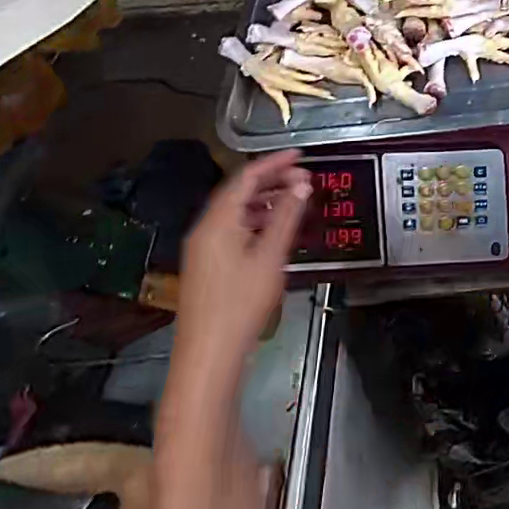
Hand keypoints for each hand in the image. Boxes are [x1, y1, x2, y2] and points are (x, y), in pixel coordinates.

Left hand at [175, 150, 310, 369]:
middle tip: (303, 176)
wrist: (209, 353)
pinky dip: (257, 219)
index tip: (300, 155)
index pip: (245, 179)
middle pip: (238, 193)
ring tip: (296, 198)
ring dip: (266, 200)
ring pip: (236, 212)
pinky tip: (277, 227)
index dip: (273, 163)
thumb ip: (287, 216)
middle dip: (271, 180)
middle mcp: (206, 231)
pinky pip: (234, 228)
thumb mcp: (271, 256)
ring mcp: (205, 249)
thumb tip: (301, 185)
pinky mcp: (209, 265)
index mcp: (217, 223)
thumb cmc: (241, 302)